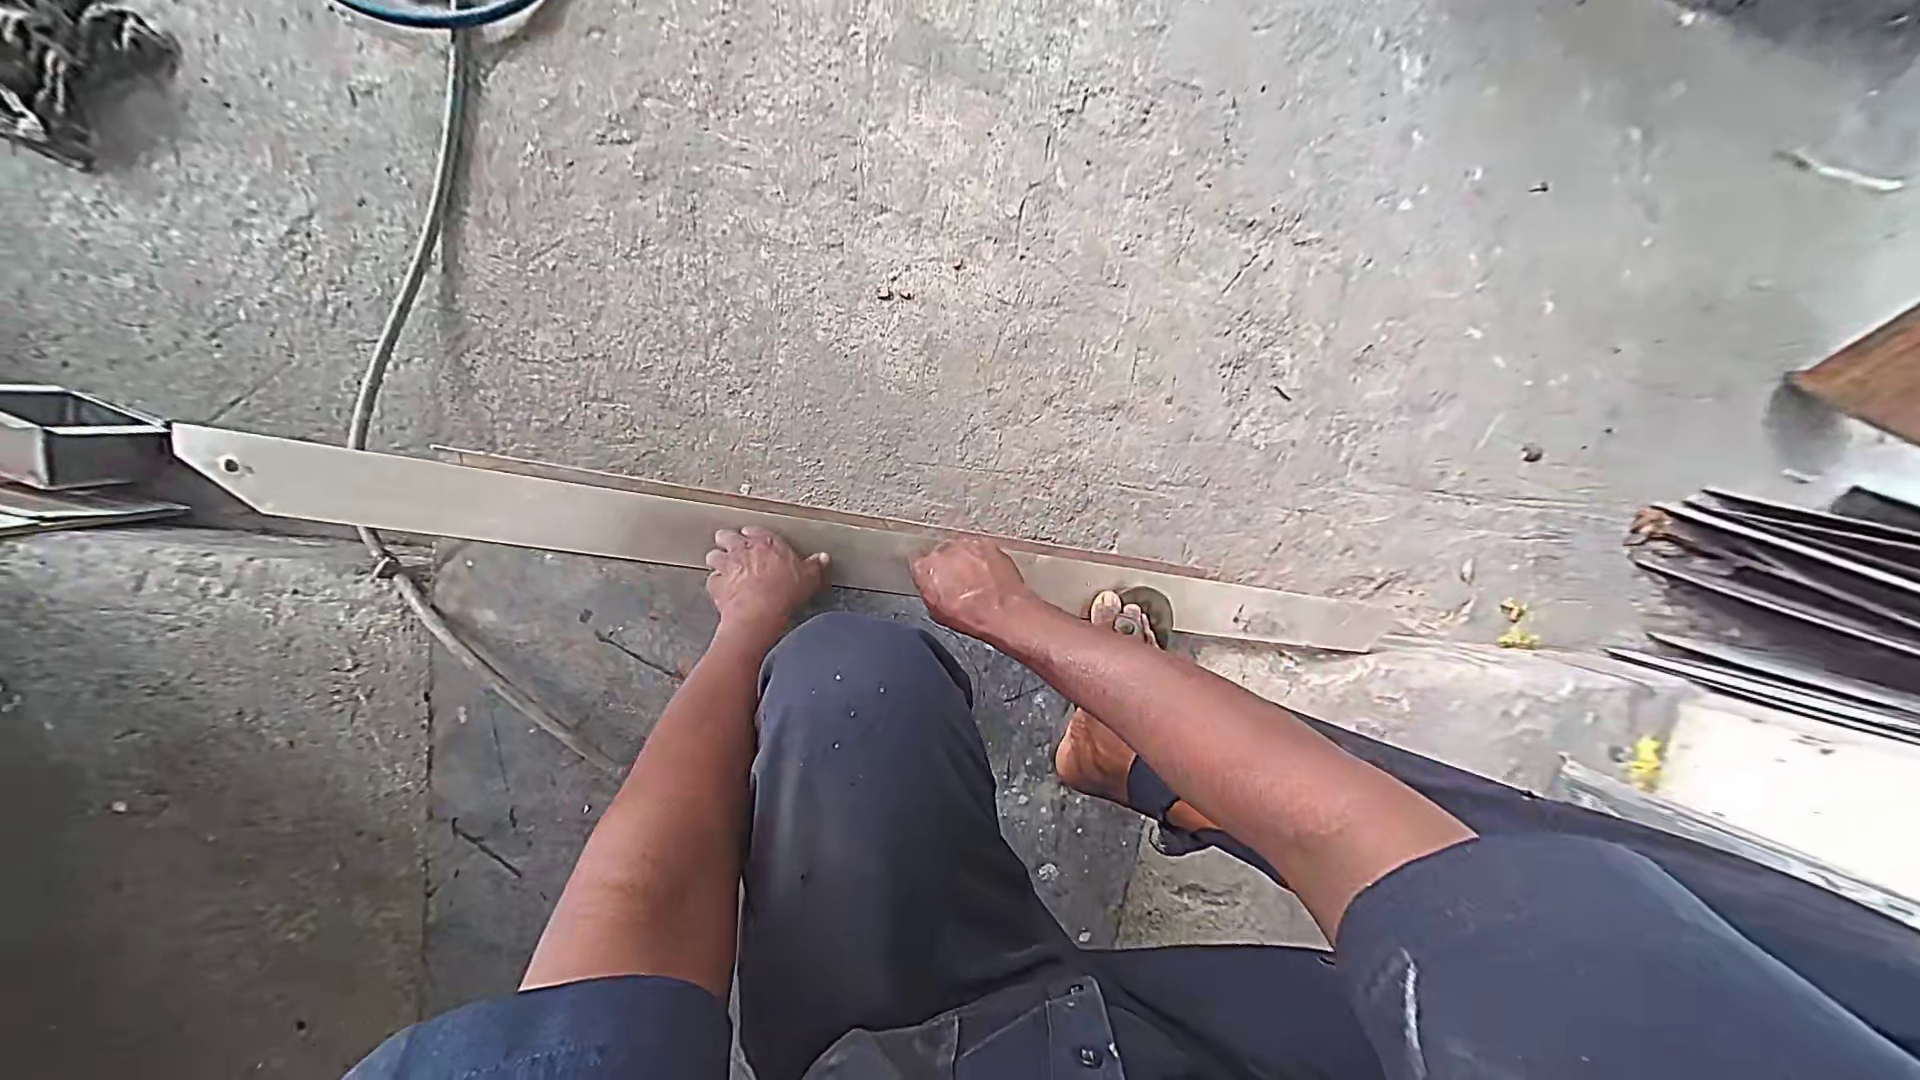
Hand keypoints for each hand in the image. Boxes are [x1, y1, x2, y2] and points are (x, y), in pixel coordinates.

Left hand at [705, 527, 829, 637]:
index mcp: (766, 542)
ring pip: (714, 555)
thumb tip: (822, 559)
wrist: (759, 613)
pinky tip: (722, 588)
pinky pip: (713, 580)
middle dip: (727, 540)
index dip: (753, 534)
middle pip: (727, 536)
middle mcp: (743, 549)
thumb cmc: (783, 592)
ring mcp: (727, 566)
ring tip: (722, 564)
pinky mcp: (716, 584)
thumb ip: (815, 565)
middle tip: (732, 545)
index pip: (755, 530)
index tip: (755, 539)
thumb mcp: (809, 577)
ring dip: (717, 559)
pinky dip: (716, 583)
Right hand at [910, 537, 1044, 641]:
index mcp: (925, 567)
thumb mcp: (937, 612)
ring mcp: (966, 545)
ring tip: (977, 579)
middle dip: (949, 564)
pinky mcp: (987, 544)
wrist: (1003, 612)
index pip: (918, 562)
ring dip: (967, 560)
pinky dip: (984, 559)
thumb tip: (930, 585)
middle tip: (959, 581)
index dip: (928, 571)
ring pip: (962, 549)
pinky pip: (981, 549)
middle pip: (941, 553)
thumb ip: (929, 590)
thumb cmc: (971, 616)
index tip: (935, 577)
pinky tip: (989, 574)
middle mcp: (943, 550)